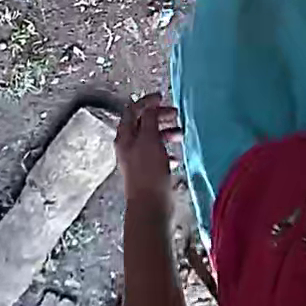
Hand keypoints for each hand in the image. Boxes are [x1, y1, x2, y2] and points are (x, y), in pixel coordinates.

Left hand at [115, 93, 178, 210]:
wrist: (150, 207)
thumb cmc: (148, 172)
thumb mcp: (149, 139)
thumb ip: (149, 120)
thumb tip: (150, 107)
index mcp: (124, 136)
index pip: (132, 110)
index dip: (146, 101)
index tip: (161, 97)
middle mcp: (128, 146)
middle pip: (142, 122)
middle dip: (159, 116)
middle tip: (175, 114)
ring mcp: (137, 159)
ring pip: (151, 137)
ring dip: (165, 131)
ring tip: (181, 134)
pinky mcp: (147, 171)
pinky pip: (157, 153)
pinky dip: (167, 149)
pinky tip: (177, 155)